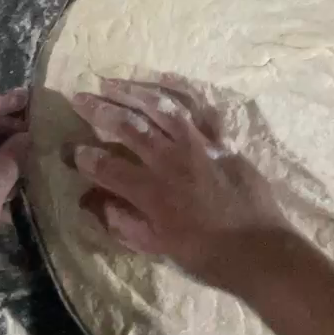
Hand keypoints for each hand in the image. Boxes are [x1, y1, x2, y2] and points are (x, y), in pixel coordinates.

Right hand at [70, 78, 290, 292]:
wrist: (261, 250)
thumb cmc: (208, 256)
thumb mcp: (160, 248)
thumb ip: (125, 224)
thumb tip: (96, 204)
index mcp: (153, 193)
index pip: (108, 168)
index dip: (86, 157)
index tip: (72, 148)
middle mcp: (171, 162)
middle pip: (129, 127)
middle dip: (99, 110)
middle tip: (79, 97)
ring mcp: (198, 145)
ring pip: (160, 107)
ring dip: (132, 91)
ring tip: (111, 82)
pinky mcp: (220, 140)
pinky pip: (199, 108)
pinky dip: (180, 90)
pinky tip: (162, 78)